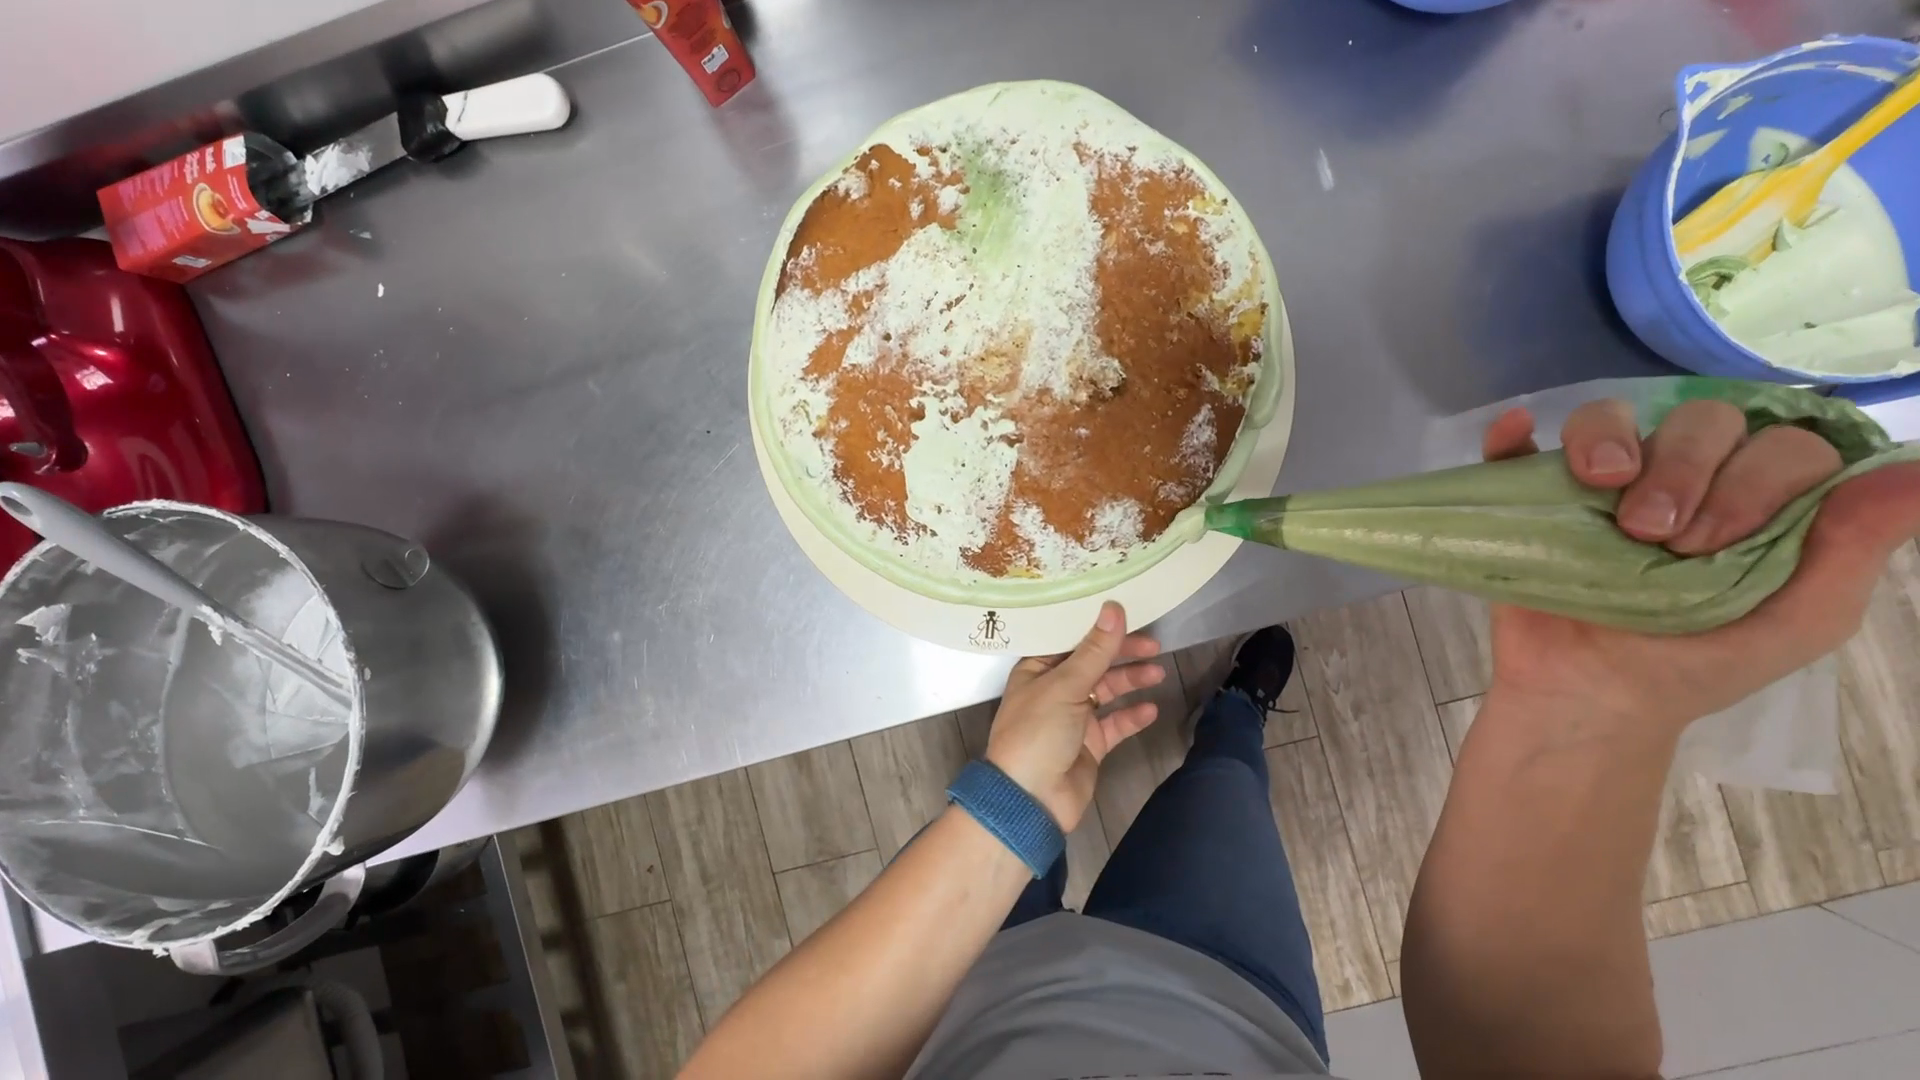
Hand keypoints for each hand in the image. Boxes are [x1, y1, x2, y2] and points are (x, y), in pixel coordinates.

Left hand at [983, 601, 1164, 830]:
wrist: (1031, 799)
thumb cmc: (1037, 733)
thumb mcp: (1064, 686)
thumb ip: (1094, 650)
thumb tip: (1114, 608)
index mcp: (1037, 670)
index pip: (1070, 640)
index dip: (1097, 627)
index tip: (1128, 613)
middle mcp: (1054, 690)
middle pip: (1092, 664)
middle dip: (1121, 654)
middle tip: (1153, 646)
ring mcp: (1073, 718)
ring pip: (1107, 692)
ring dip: (1130, 681)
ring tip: (1158, 673)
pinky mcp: (1089, 745)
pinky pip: (1115, 724)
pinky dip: (1132, 716)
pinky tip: (1151, 709)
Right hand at [1480, 399, 1919, 733]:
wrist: (1588, 698)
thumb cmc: (1693, 666)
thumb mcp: (1795, 622)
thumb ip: (1852, 551)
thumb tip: (1915, 471)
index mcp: (1752, 503)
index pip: (1778, 446)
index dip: (1755, 480)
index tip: (1709, 546)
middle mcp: (1680, 480)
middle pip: (1698, 421)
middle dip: (1684, 468)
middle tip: (1653, 537)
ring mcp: (1598, 488)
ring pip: (1609, 418)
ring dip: (1607, 438)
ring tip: (1598, 485)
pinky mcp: (1530, 499)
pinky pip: (1518, 449)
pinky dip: (1512, 434)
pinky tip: (1515, 429)